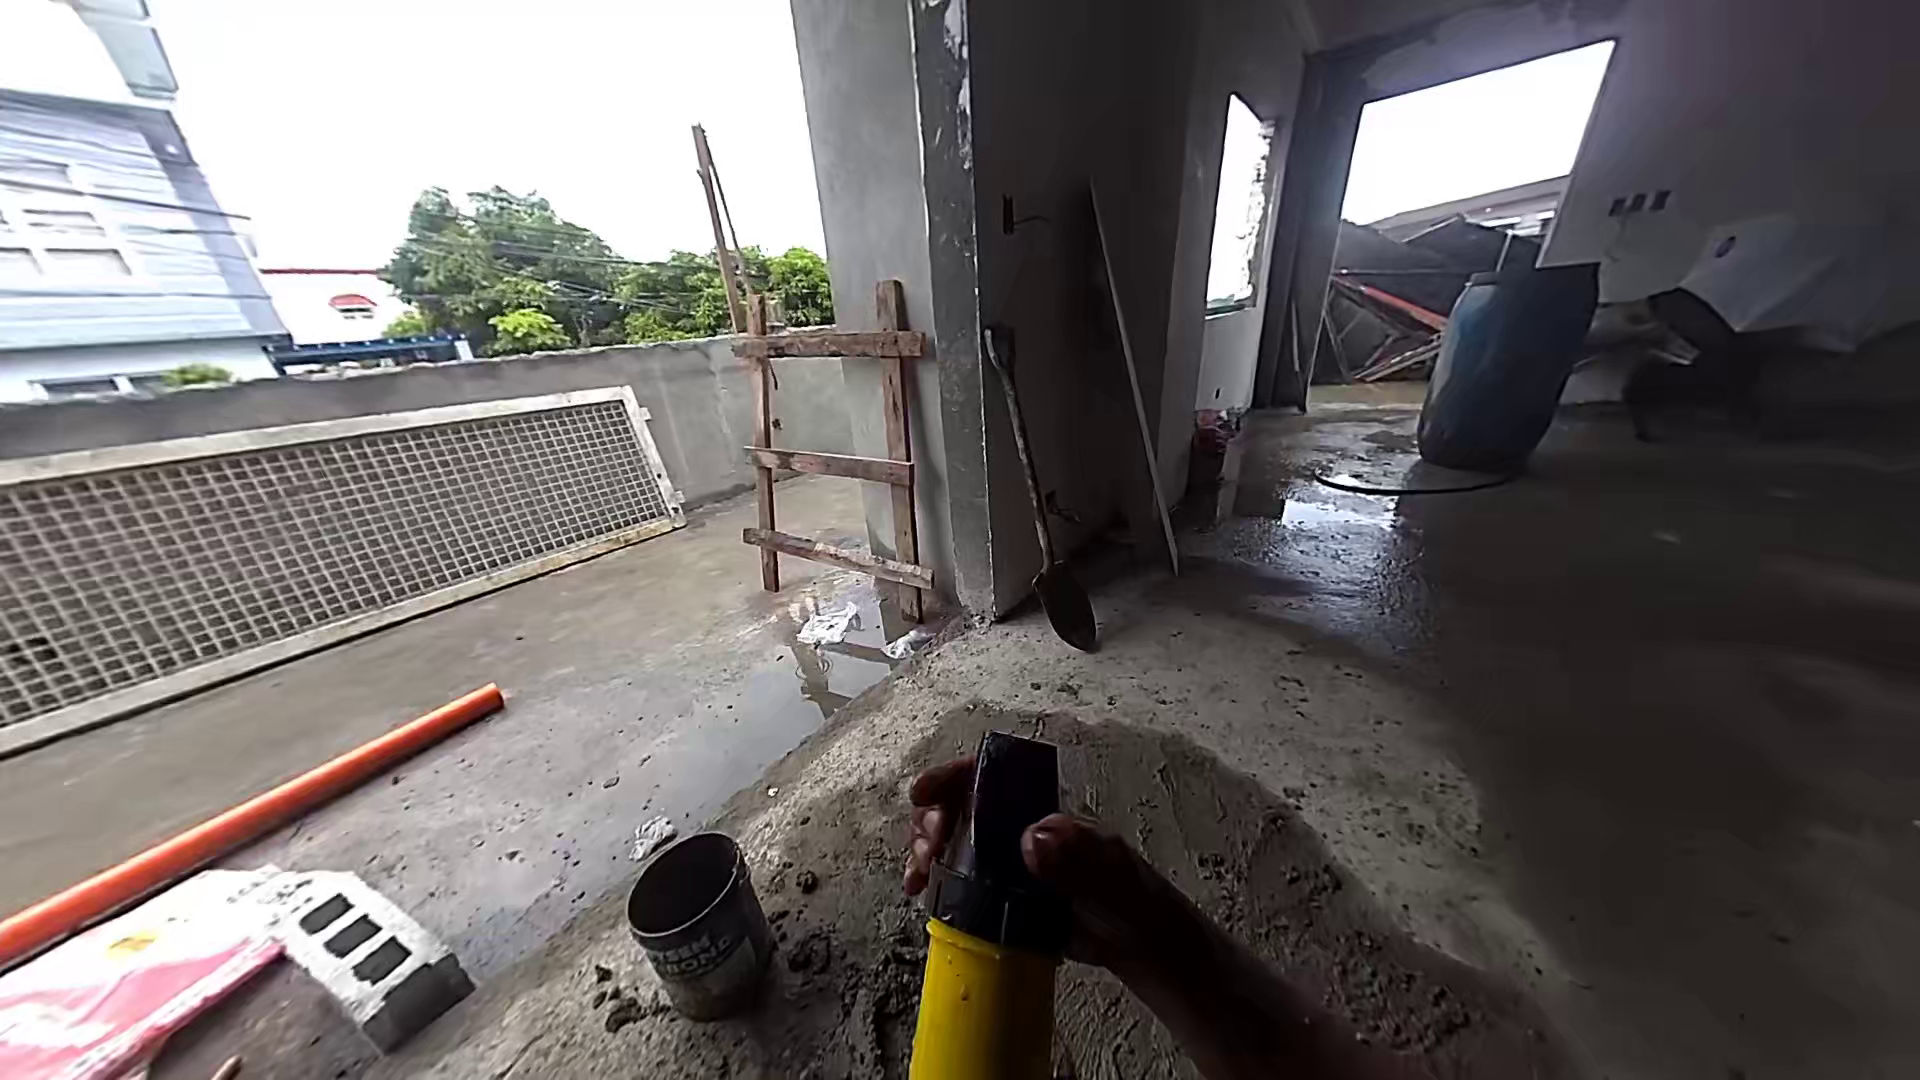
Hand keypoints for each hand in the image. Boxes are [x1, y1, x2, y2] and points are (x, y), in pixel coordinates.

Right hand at [903, 756, 1179, 971]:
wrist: (1137, 945)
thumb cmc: (1131, 896)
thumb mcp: (1114, 872)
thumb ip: (1081, 857)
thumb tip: (1032, 839)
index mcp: (1038, 807)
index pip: (989, 776)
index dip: (952, 775)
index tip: (925, 791)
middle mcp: (1014, 826)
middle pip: (957, 804)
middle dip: (932, 816)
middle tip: (930, 846)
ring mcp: (1001, 862)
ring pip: (948, 838)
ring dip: (923, 847)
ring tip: (917, 874)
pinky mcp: (995, 897)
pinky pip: (952, 880)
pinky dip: (929, 880)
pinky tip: (919, 892)